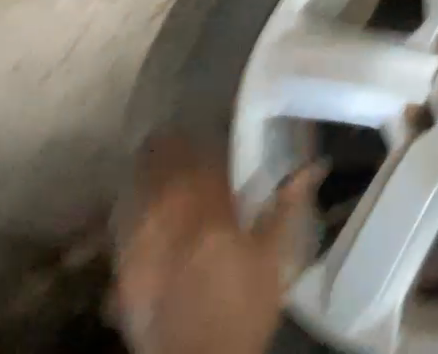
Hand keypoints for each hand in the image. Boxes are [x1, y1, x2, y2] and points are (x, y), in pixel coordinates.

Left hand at [113, 133, 323, 353]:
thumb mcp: (274, 258)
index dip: (199, 141)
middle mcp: (169, 226)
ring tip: (157, 163)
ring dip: (146, 175)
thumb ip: (286, 207)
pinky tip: (140, 207)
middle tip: (176, 136)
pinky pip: (123, 226)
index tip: (205, 128)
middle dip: (167, 151)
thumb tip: (314, 166)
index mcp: (210, 216)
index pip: (199, 163)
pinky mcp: (122, 275)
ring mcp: (140, 250)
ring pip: (136, 195)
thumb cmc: (245, 308)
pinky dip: (132, 208)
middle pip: (160, 173)